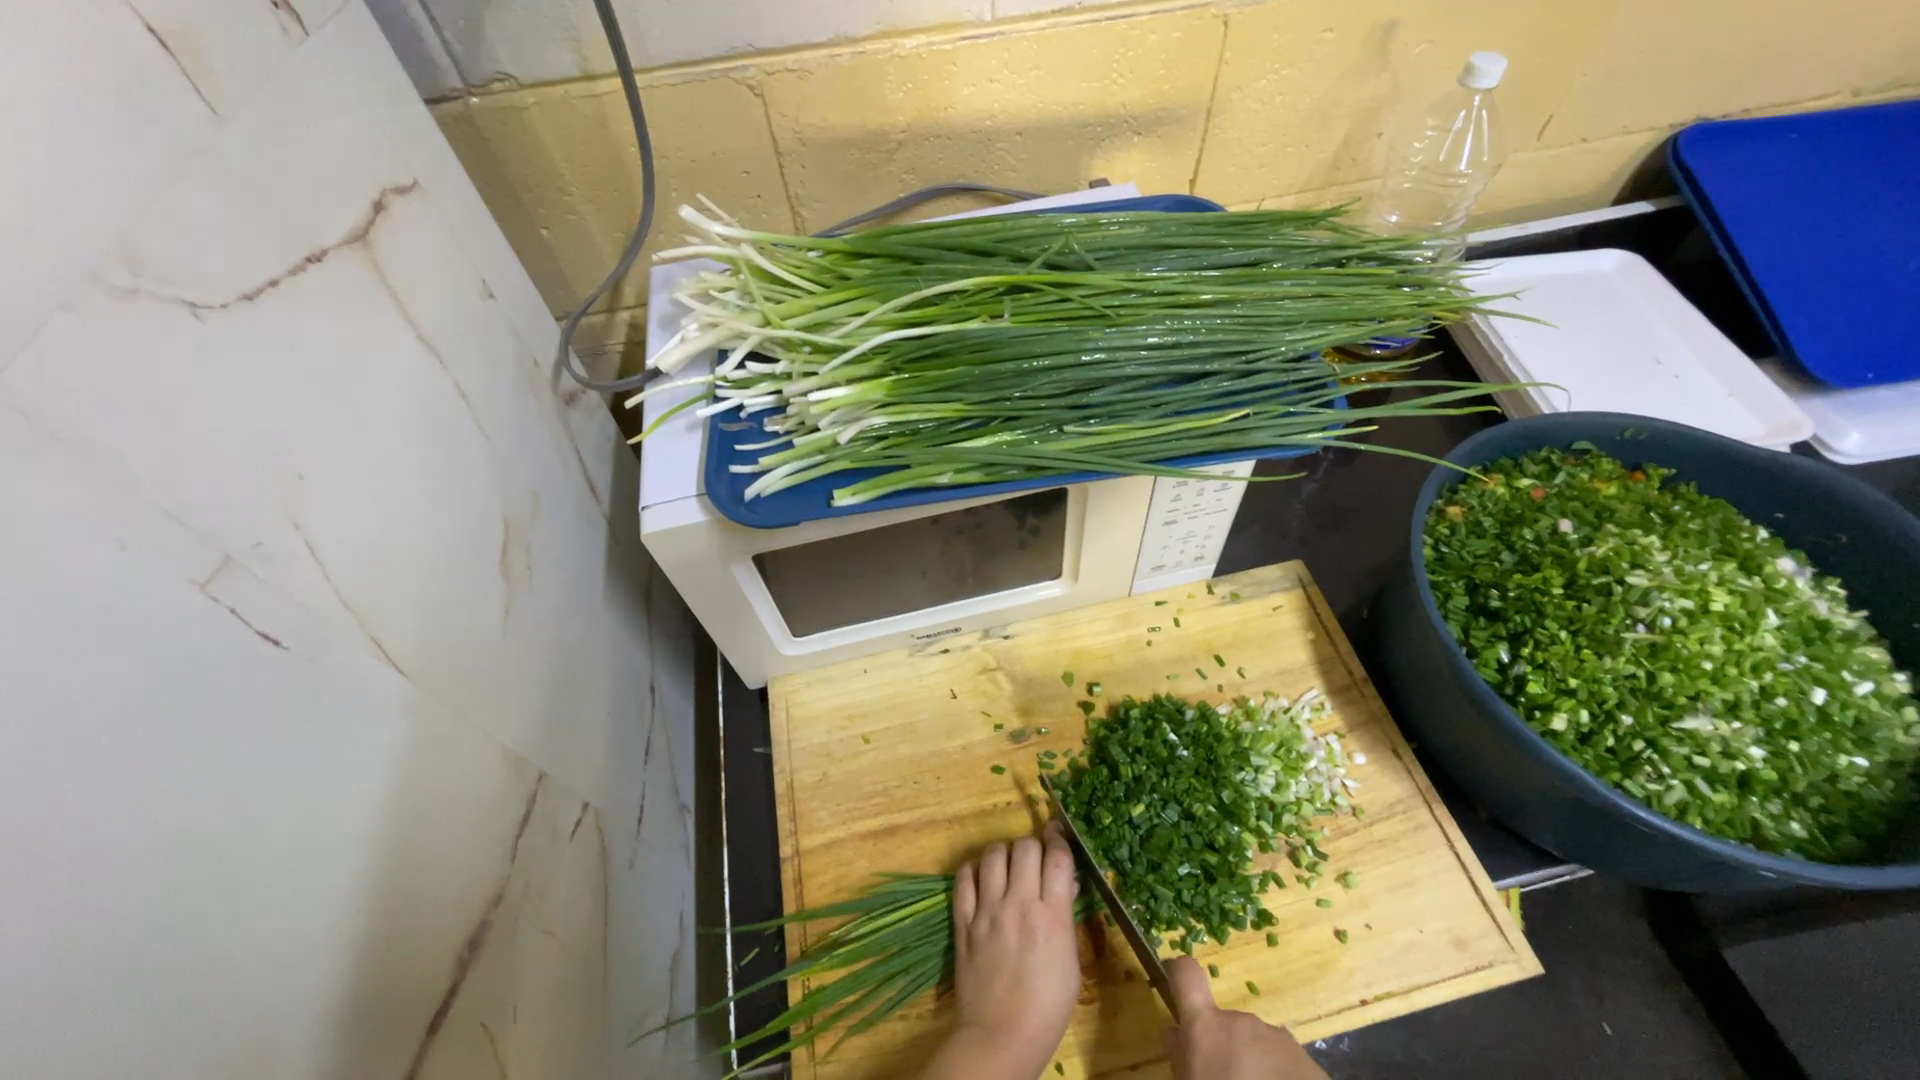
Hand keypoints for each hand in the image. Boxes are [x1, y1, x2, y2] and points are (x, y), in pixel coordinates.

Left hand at [919, 824, 1081, 1079]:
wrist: (1001, 1035)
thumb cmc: (1047, 1006)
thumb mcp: (1071, 962)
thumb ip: (1066, 917)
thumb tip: (1064, 884)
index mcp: (1052, 916)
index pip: (1057, 857)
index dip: (1060, 839)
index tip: (1059, 834)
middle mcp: (1019, 904)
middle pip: (1026, 847)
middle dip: (1034, 845)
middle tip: (1035, 857)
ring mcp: (987, 911)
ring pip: (993, 855)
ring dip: (1004, 852)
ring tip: (1008, 864)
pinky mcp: (962, 921)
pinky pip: (963, 878)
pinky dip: (974, 869)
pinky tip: (982, 876)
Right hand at [1163, 956, 1327, 1079]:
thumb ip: (1180, 1056)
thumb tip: (1175, 1033)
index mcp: (1206, 1026)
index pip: (1187, 975)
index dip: (1181, 975)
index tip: (1180, 991)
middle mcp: (1240, 1020)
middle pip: (1225, 1023)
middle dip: (1224, 1046)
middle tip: (1224, 1077)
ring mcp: (1274, 1035)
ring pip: (1254, 1042)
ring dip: (1251, 1062)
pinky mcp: (1304, 1057)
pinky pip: (1280, 1058)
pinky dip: (1276, 1073)